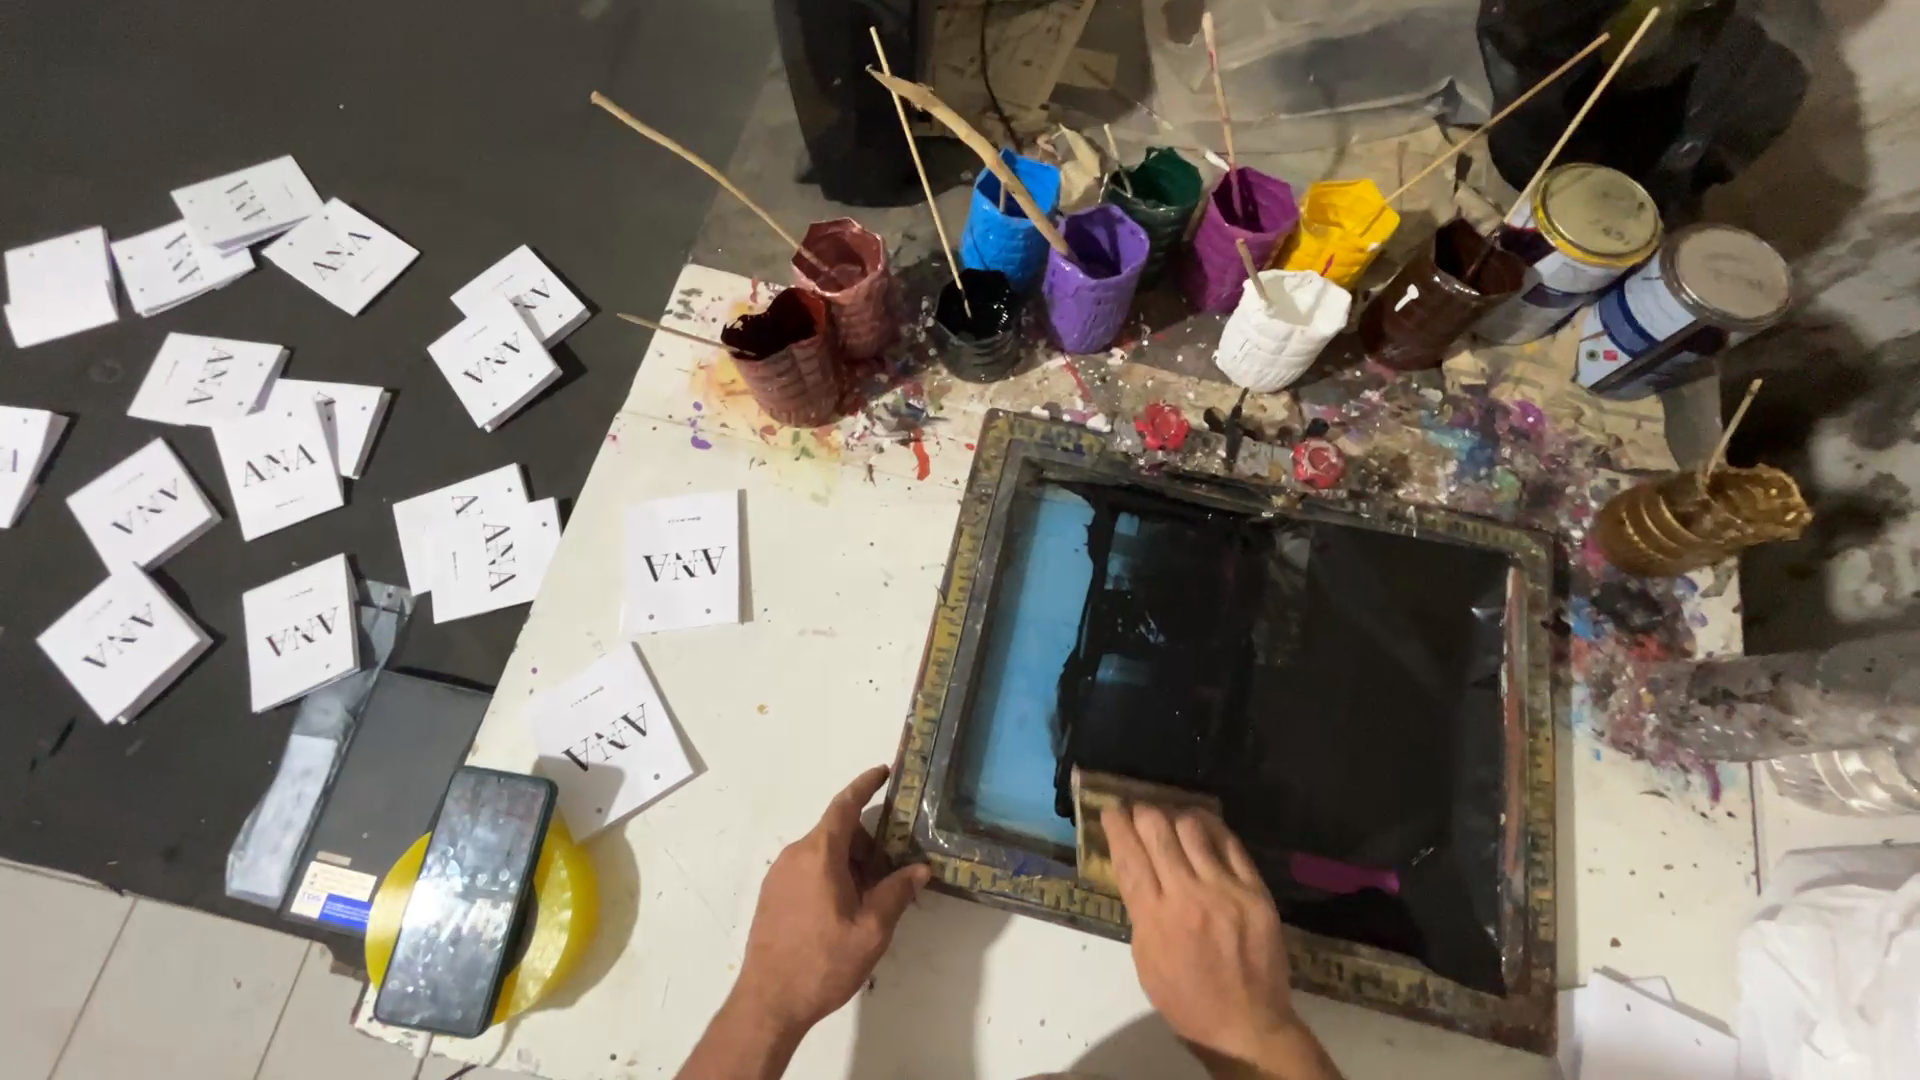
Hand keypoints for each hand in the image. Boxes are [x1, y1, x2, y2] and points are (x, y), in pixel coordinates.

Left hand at [732, 765, 931, 1034]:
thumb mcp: (871, 930)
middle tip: (893, 871)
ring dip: (851, 863)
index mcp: (819, 853)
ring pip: (824, 852)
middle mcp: (796, 854)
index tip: (884, 772)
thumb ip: (896, 893)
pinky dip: (832, 874)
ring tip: (872, 898)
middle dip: (868, 844)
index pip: (845, 805)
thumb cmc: (822, 963)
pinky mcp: (773, 894)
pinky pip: (809, 868)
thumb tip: (919, 869)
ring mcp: (780, 874)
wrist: (766, 1004)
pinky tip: (846, 909)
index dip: (865, 785)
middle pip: (839, 831)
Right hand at [1106, 804, 1333, 1077]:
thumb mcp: (1145, 957)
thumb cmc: (1186, 999)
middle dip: (1142, 811)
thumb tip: (1133, 863)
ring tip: (1170, 816)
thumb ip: (1139, 907)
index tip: (1110, 811)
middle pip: (1157, 830)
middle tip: (1138, 809)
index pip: (1128, 854)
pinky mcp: (1255, 891)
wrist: (1247, 1026)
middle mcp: (1188, 896)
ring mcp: (1225, 891)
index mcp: (1155, 917)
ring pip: (1192, 827)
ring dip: (1174, 815)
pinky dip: (1210, 827)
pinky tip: (1201, 825)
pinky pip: (1230, 843)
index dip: (1116, 825)